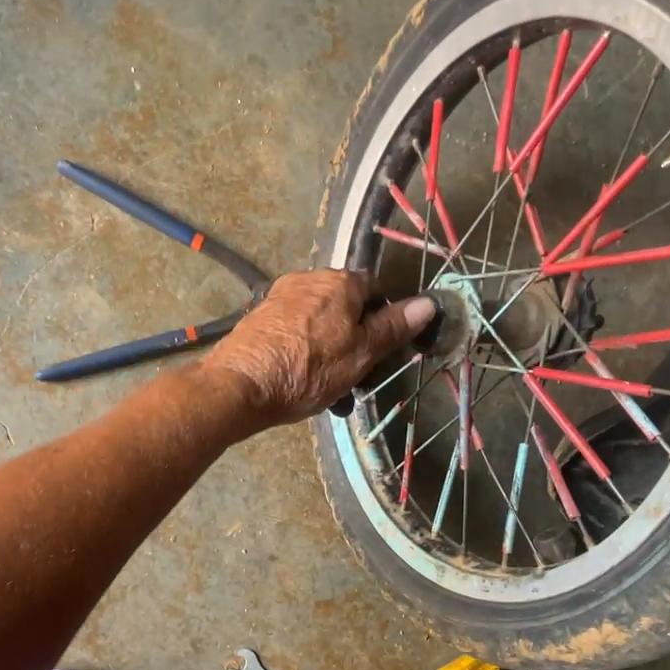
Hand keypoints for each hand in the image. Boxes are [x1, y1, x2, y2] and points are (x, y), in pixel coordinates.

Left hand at [201, 269, 436, 425]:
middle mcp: (308, 279)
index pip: (375, 290)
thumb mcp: (361, 354)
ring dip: (326, 352)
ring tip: (325, 389)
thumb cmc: (308, 370)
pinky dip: (300, 354)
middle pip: (343, 307)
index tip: (379, 352)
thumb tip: (429, 303)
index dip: (382, 321)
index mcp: (340, 281)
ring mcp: (278, 298)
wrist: (240, 387)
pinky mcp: (257, 319)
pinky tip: (296, 382)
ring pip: (317, 324)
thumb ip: (392, 328)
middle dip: (351, 340)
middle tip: (352, 378)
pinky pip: (291, 333)